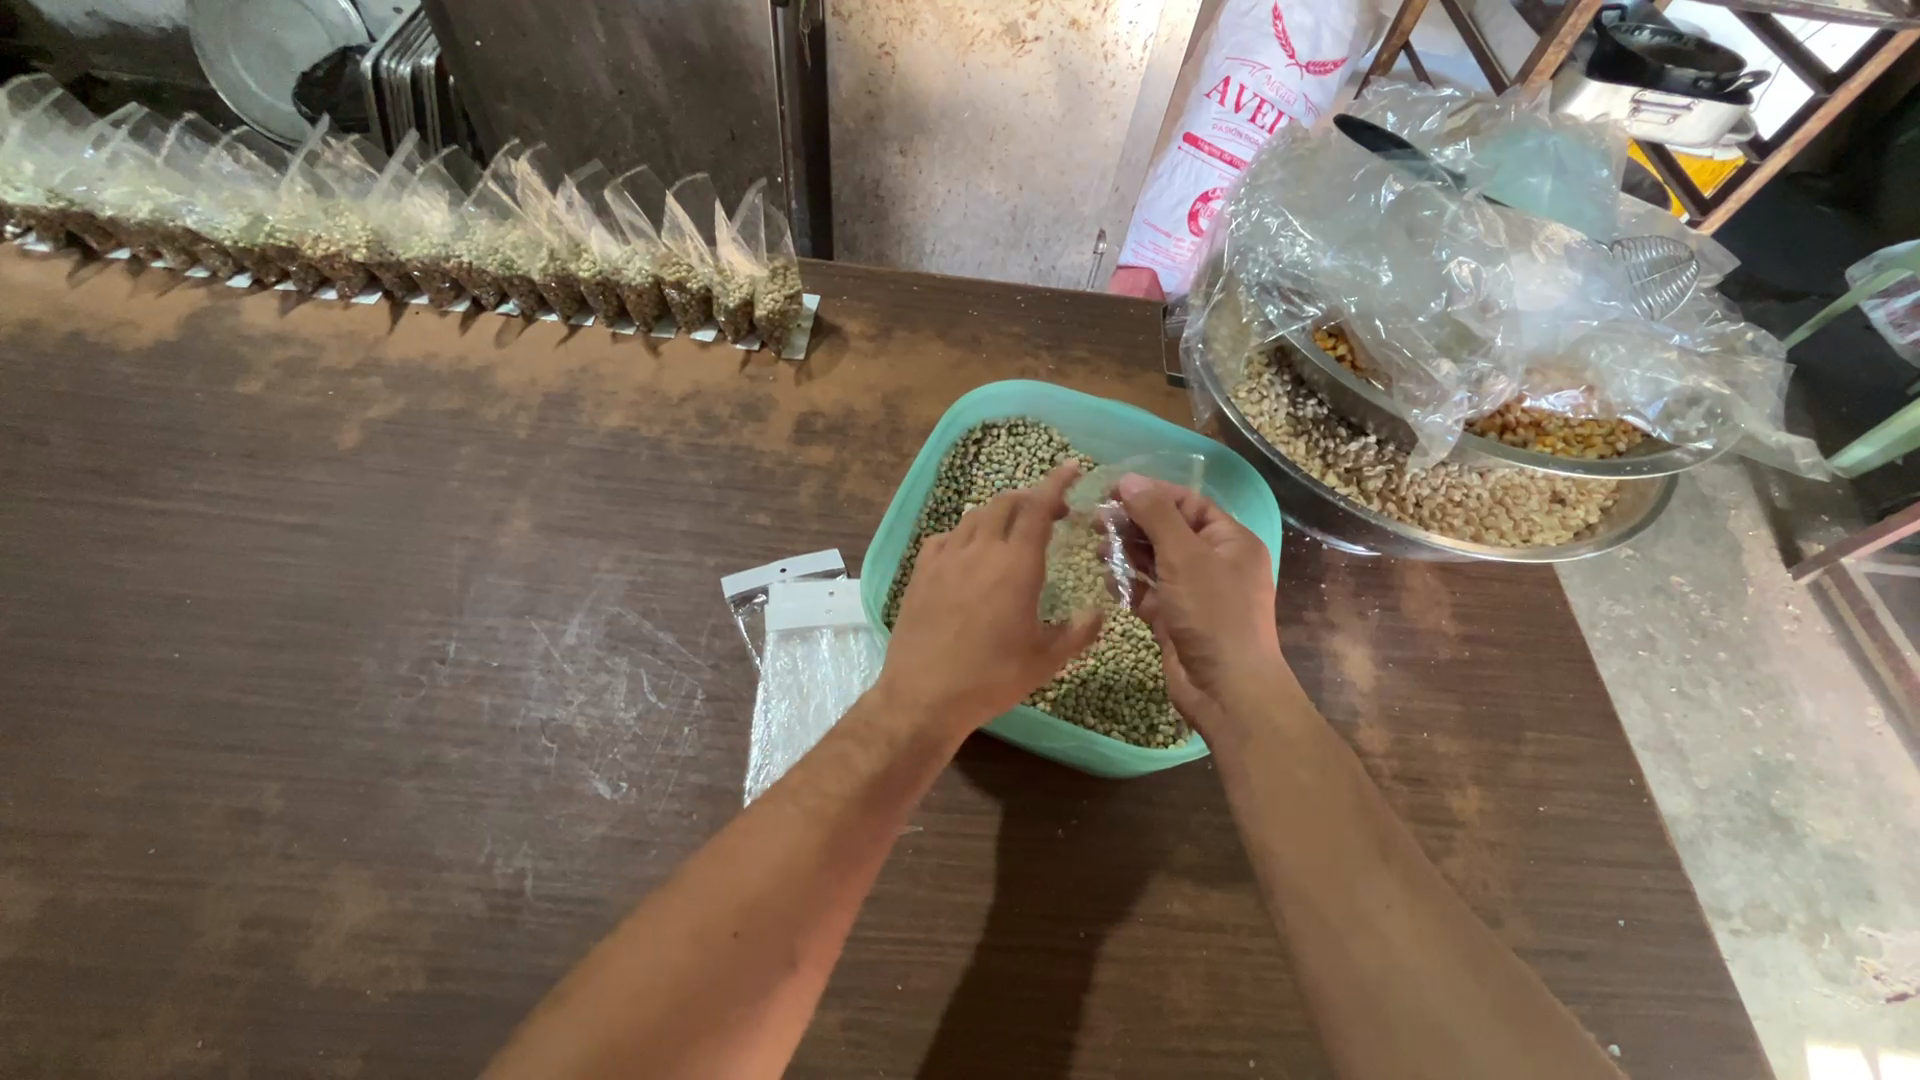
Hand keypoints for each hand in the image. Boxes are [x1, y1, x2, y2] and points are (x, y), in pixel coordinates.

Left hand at [879, 464, 1103, 737]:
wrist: (924, 695)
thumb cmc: (991, 678)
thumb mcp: (1045, 661)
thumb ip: (1077, 633)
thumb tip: (1098, 613)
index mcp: (1016, 565)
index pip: (1039, 508)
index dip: (1057, 484)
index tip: (1071, 469)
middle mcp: (980, 550)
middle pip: (1005, 503)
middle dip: (1029, 500)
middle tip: (1048, 515)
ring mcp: (945, 558)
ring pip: (975, 517)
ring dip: (998, 514)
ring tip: (1011, 532)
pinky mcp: (921, 572)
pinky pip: (946, 537)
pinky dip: (965, 534)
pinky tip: (968, 553)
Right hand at [1116, 474, 1288, 735]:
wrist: (1227, 689)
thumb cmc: (1212, 614)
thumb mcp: (1184, 556)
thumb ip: (1156, 515)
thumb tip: (1128, 480)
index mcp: (1230, 541)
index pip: (1188, 503)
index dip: (1151, 493)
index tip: (1110, 491)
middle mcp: (1215, 563)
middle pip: (1169, 531)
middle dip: (1133, 524)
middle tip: (1095, 522)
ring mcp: (1195, 594)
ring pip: (1156, 562)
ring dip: (1126, 554)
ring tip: (1096, 549)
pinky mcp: (1176, 620)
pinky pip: (1149, 593)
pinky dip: (1129, 585)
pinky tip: (1106, 580)